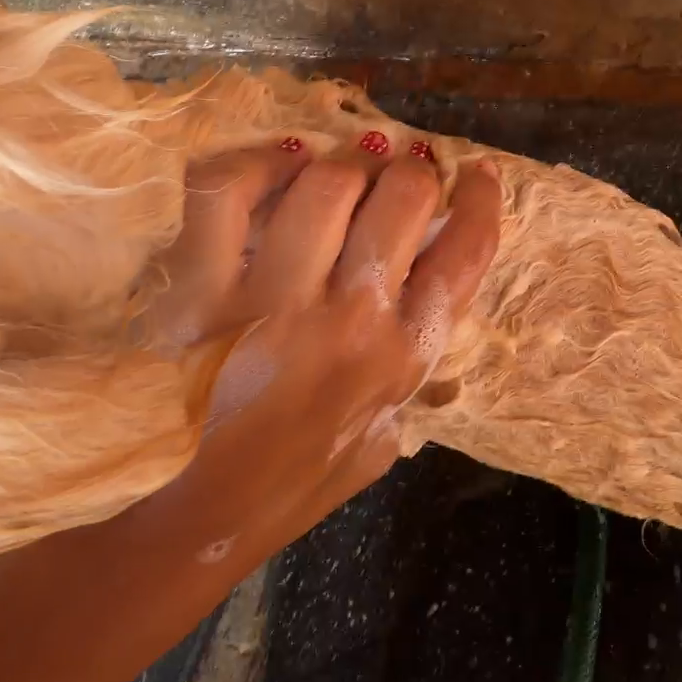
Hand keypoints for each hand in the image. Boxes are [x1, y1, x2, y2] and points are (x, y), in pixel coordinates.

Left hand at [130, 146, 501, 564]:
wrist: (199, 519)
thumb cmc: (302, 478)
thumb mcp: (388, 433)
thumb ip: (413, 371)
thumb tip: (424, 300)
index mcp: (405, 354)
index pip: (466, 251)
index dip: (482, 198)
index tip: (476, 172)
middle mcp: (353, 319)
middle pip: (407, 196)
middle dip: (412, 173)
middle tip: (398, 173)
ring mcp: (275, 299)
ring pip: (331, 182)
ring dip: (345, 164)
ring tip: (343, 170)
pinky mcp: (201, 290)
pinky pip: (231, 189)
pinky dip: (260, 162)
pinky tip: (279, 165)